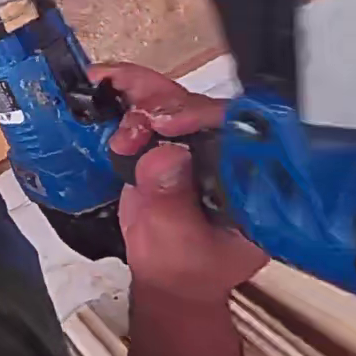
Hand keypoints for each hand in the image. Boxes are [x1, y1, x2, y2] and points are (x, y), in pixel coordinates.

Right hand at [91, 63, 265, 302]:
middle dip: (165, 107)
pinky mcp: (171, 136)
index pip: (243, 132)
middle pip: (207, 108)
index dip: (207, 117)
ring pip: (177, 99)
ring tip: (114, 108)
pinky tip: (103, 83)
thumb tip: (165, 156)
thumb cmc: (183, 266)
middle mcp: (231, 153)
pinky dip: (127, 90)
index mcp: (251, 179)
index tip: (169, 121)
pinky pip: (152, 103)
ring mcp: (201, 141)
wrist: (163, 273)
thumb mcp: (177, 242)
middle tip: (134, 125)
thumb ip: (171, 201)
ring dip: (141, 96)